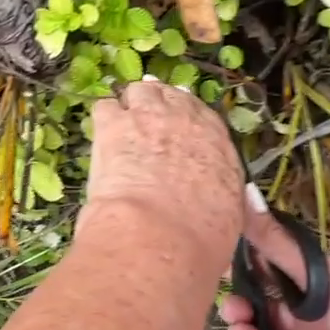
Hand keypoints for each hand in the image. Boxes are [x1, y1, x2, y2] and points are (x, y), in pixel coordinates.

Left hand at [83, 79, 243, 258]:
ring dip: (131, 105)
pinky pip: (105, 106)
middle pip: (169, 95)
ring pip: (138, 92)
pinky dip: (104, 118)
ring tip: (123, 123)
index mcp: (218, 143)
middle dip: (158, 105)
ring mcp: (147, 116)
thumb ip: (222, 198)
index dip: (186, 118)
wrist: (158, 233)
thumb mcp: (228, 218)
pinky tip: (102, 135)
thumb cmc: (199, 238)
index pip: (202, 114)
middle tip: (146, 121)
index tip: (176, 127)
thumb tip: (223, 208)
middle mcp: (185, 120)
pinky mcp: (112, 123)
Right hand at [218, 201, 329, 329]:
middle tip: (233, 315)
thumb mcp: (329, 278)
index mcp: (322, 288)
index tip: (218, 270)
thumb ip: (279, 243)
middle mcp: (320, 320)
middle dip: (241, 309)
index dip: (243, 273)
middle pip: (266, 311)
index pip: (271, 274)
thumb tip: (243, 189)